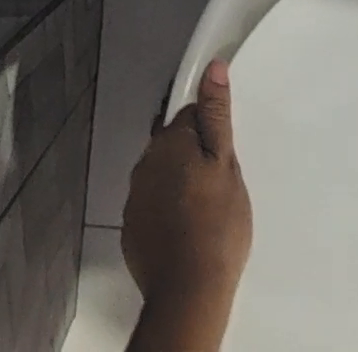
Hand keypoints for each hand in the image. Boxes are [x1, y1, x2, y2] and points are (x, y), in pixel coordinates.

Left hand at [123, 61, 252, 308]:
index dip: (210, 131)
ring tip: (206, 209)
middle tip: (219, 183)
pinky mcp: (132, 228)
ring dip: (179, 182)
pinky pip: (153, 205)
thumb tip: (212, 67)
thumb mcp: (226, 164)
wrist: (188, 291)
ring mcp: (135, 197)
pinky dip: (168, 210)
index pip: (190, 115)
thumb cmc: (217, 223)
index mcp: (169, 141)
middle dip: (193, 155)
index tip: (224, 153)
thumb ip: (216, 114)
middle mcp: (145, 163)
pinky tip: (187, 230)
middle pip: (173, 145)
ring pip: (162, 175)